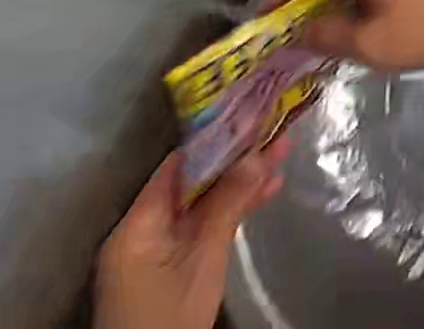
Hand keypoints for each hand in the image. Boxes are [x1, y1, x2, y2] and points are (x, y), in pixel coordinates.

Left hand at [93, 139, 286, 328]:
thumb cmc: (170, 312)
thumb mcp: (204, 255)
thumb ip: (228, 201)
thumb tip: (257, 151)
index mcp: (139, 222)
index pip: (178, 165)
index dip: (214, 137)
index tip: (250, 113)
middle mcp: (145, 227)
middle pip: (195, 179)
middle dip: (237, 154)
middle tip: (275, 126)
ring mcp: (161, 245)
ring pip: (206, 198)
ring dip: (244, 177)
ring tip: (284, 148)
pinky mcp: (177, 259)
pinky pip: (207, 220)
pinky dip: (236, 204)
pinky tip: (270, 186)